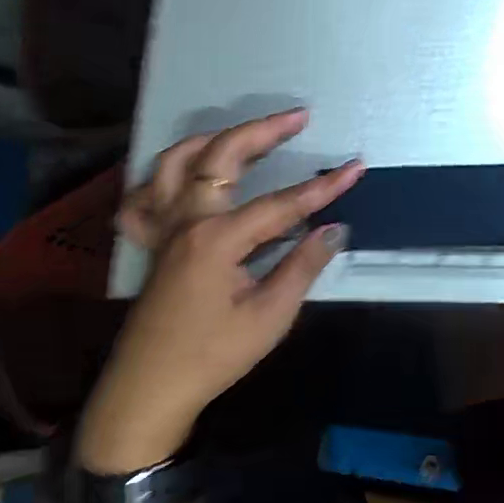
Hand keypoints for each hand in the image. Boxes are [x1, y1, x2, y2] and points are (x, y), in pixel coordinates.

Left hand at [79, 109, 362, 470]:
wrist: (152, 385)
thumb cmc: (216, 353)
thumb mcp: (271, 314)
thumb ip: (302, 265)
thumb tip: (334, 229)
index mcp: (217, 238)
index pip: (282, 203)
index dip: (323, 186)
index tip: (356, 167)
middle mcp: (185, 220)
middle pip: (221, 158)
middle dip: (262, 131)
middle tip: (297, 117)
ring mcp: (162, 228)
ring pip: (176, 163)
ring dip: (213, 140)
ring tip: (246, 135)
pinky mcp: (153, 243)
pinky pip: (147, 196)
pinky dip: (165, 176)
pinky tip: (185, 179)